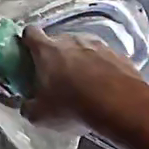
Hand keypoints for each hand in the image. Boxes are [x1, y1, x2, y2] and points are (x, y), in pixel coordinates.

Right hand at [22, 24, 142, 128]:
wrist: (122, 106)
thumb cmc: (73, 105)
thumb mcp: (41, 115)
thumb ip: (28, 107)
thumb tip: (26, 106)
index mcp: (46, 50)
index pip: (30, 33)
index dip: (28, 41)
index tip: (29, 54)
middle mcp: (70, 40)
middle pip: (58, 40)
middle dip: (56, 54)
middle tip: (56, 75)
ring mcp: (97, 45)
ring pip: (82, 47)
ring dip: (80, 58)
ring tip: (83, 81)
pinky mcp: (119, 54)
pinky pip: (104, 57)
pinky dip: (102, 67)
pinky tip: (104, 85)